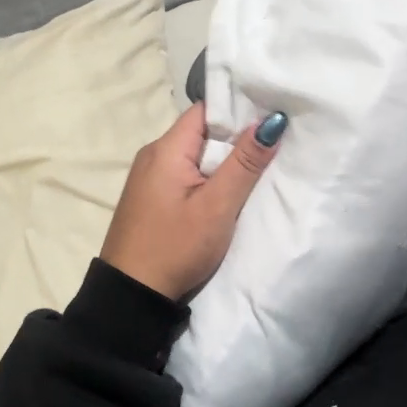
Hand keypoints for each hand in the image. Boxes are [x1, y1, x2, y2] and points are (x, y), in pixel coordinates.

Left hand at [101, 103, 288, 299]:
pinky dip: (210, 175)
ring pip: (197, 153)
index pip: (206, 109)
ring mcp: (151, 176)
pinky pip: (187, 172)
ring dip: (225, 158)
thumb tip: (271, 121)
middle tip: (274, 140)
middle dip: (236, 135)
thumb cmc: (175, 246)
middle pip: (203, 130)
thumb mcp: (217, 206)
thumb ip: (245, 163)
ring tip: (260, 162)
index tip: (272, 113)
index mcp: (166, 149)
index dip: (239, 108)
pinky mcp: (153, 196)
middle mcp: (154, 154)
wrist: (131, 297)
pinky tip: (231, 187)